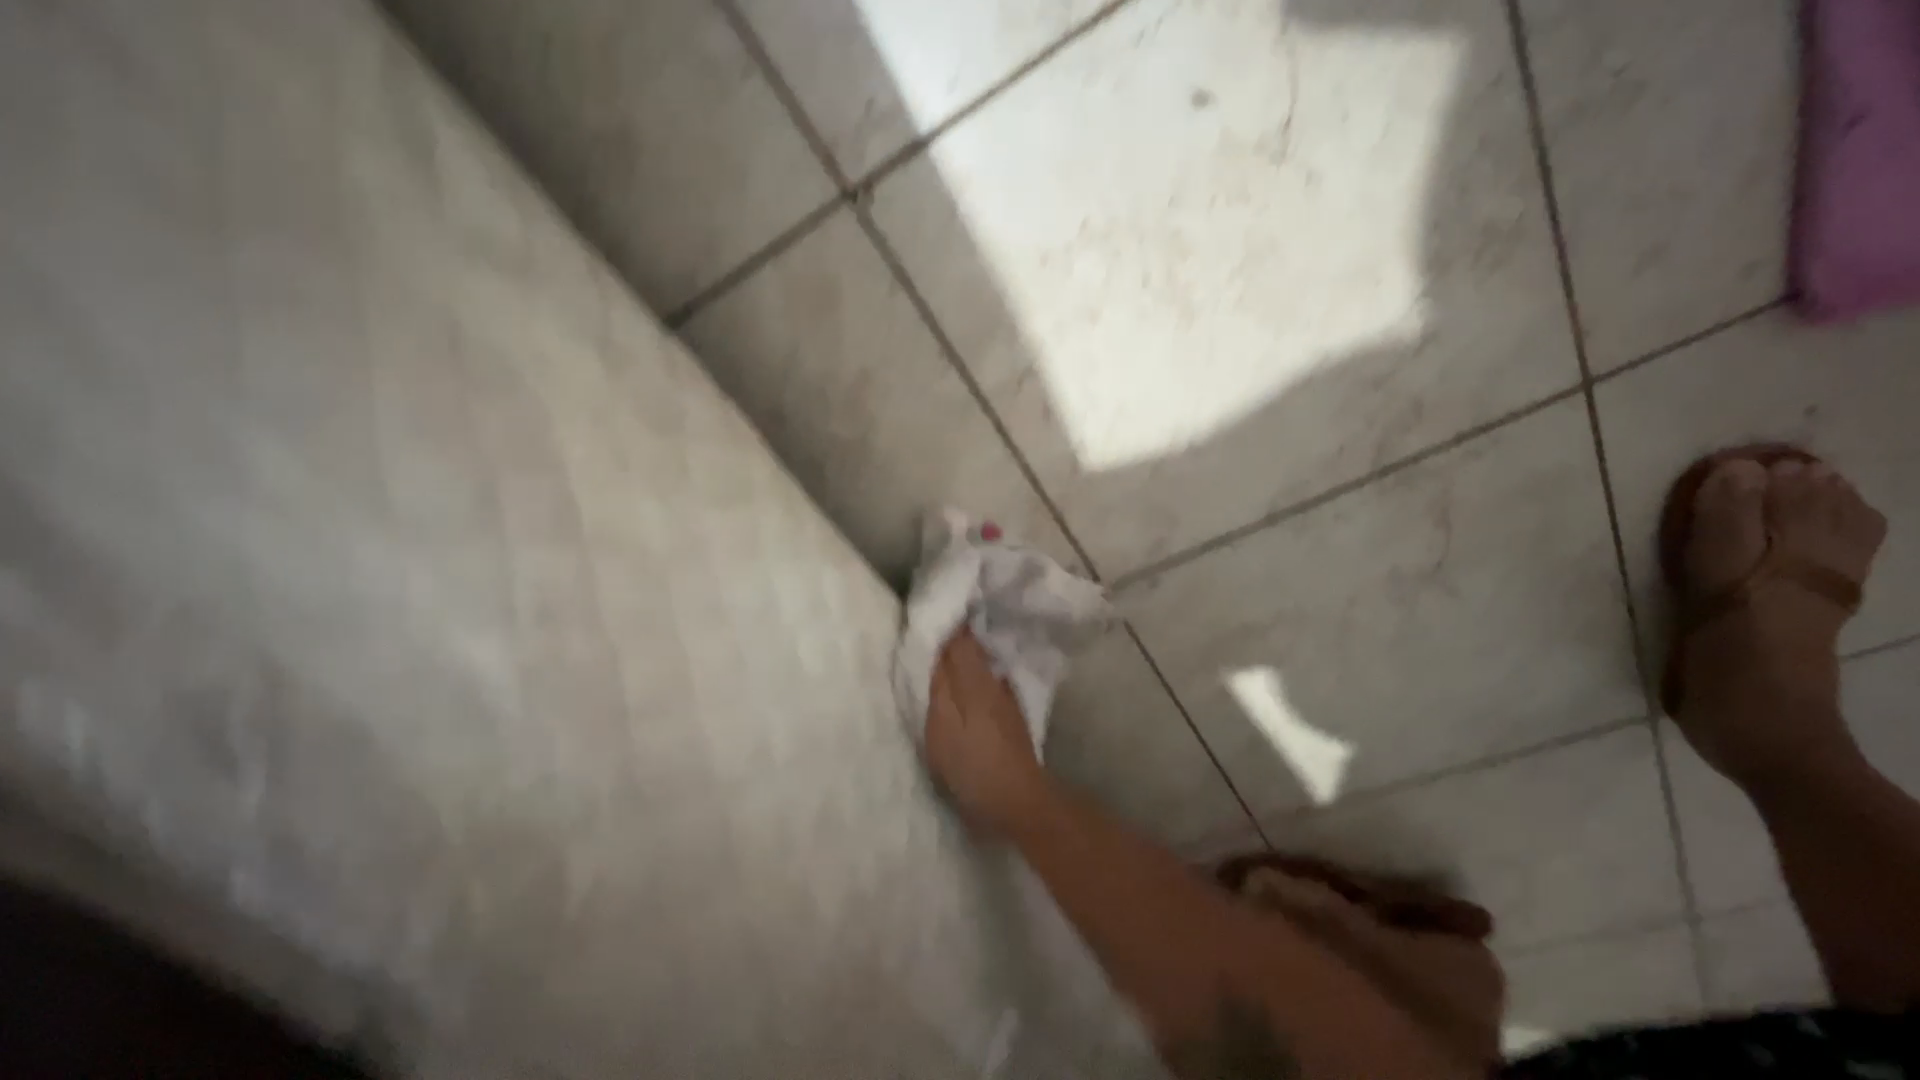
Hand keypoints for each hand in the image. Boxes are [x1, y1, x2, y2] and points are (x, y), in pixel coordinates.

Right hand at [924, 631, 1048, 834]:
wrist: (1018, 802)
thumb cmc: (972, 764)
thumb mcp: (943, 724)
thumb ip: (939, 682)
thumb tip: (936, 639)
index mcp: (976, 677)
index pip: (960, 634)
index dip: (946, 616)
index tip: (928, 602)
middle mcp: (995, 679)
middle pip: (972, 646)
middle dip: (954, 631)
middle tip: (930, 618)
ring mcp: (1006, 698)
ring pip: (981, 664)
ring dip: (964, 652)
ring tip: (942, 645)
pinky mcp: (1009, 717)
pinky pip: (986, 682)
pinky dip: (973, 674)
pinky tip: (963, 679)